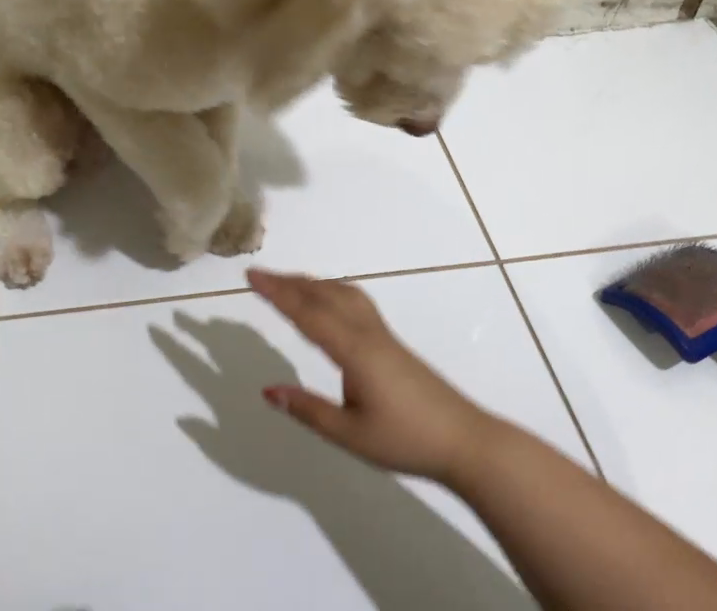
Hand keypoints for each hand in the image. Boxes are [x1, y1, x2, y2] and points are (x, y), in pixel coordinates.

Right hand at [247, 267, 492, 481]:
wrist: (466, 442)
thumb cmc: (406, 440)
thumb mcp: (350, 434)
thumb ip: (307, 410)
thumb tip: (266, 390)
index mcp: (354, 351)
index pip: (308, 314)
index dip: (277, 294)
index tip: (251, 277)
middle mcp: (367, 334)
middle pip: (324, 296)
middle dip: (289, 282)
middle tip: (258, 275)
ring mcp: (383, 336)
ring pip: (343, 295)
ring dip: (312, 284)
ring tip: (287, 283)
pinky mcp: (393, 344)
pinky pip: (356, 303)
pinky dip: (332, 292)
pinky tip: (329, 303)